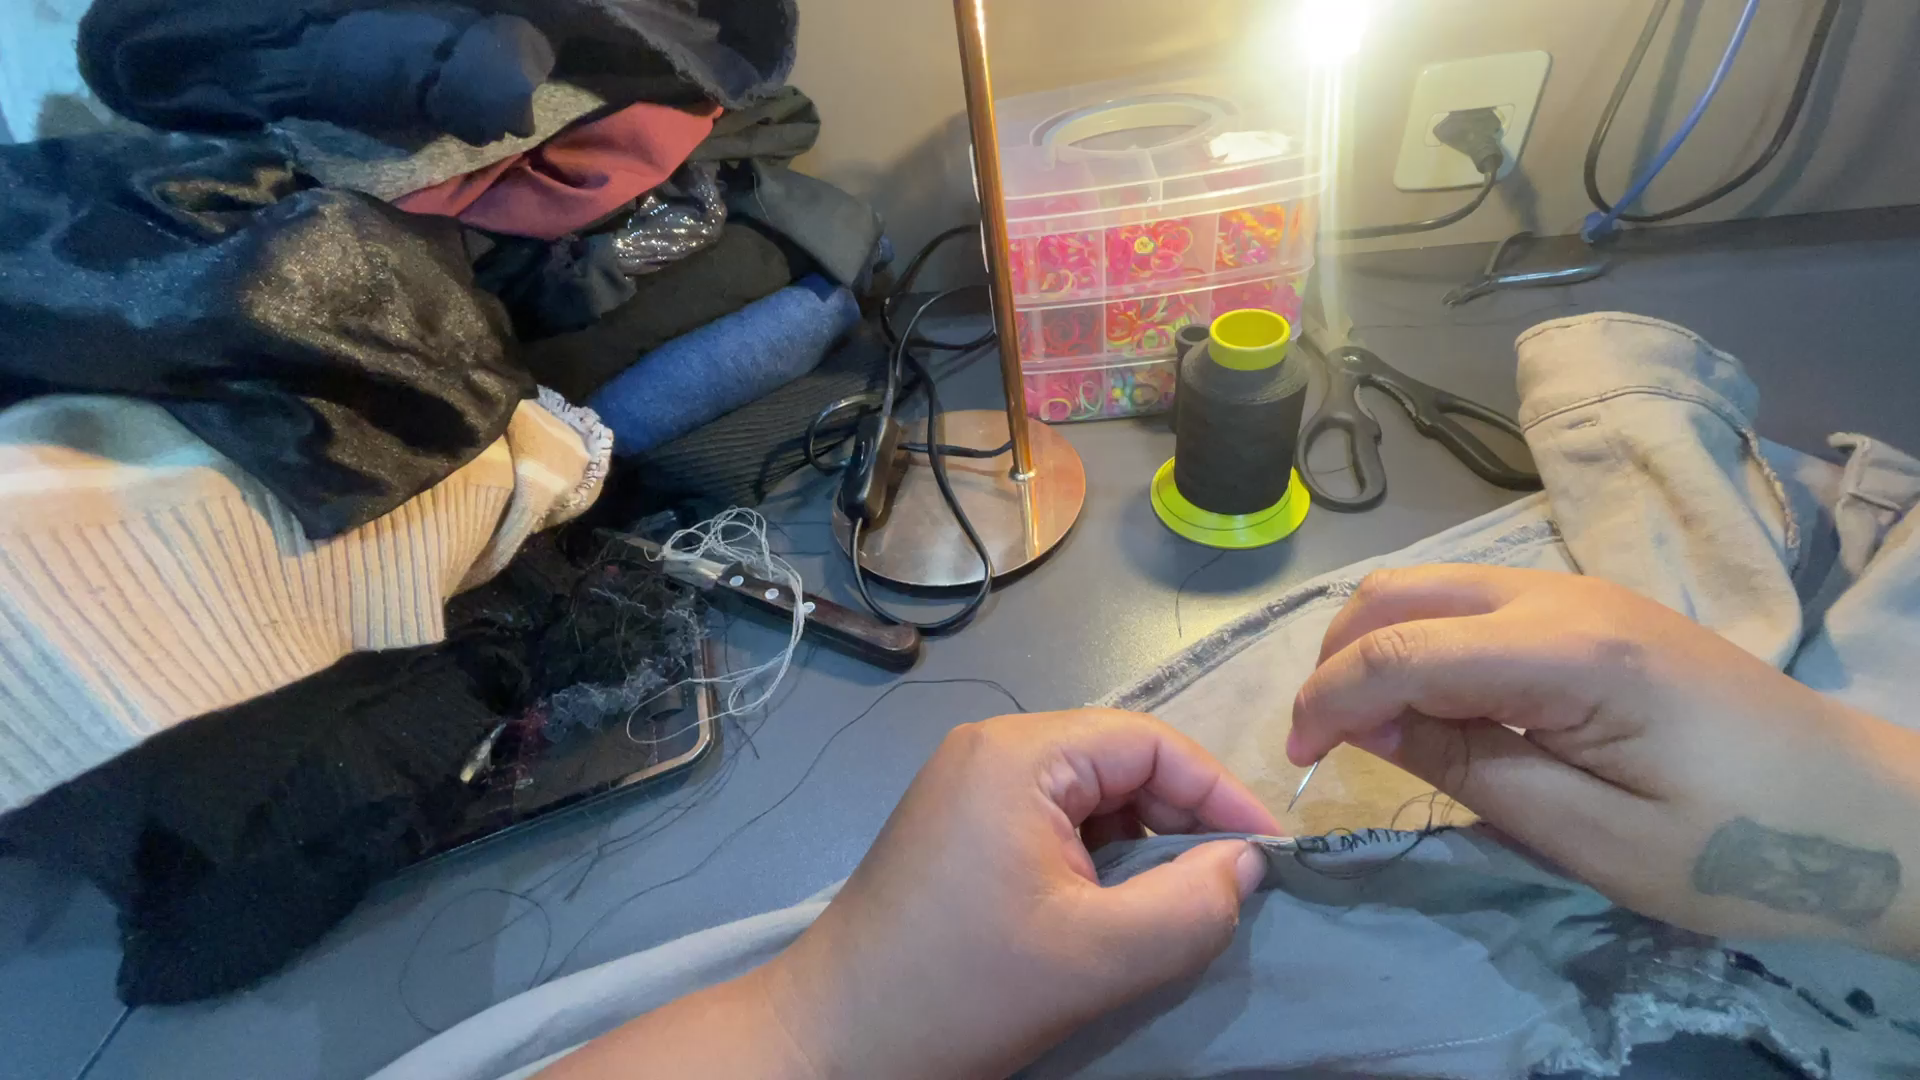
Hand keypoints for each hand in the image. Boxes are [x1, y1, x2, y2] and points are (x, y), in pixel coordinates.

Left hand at [763, 709, 1279, 1079]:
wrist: (837, 1036)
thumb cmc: (961, 987)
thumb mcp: (1093, 956)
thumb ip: (1188, 906)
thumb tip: (1245, 861)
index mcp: (1018, 752)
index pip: (1145, 741)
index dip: (1216, 790)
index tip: (1268, 853)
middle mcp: (992, 747)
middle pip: (1115, 760)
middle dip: (1178, 818)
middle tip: (1226, 886)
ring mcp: (971, 780)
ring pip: (1087, 792)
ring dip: (1139, 841)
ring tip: (1173, 901)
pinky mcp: (963, 818)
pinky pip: (1052, 816)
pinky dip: (1096, 854)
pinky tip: (1112, 902)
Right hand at [1288, 565, 1919, 953]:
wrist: (1878, 818)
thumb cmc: (1741, 846)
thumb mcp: (1588, 834)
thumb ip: (1461, 765)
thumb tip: (1364, 722)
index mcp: (1566, 651)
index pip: (1399, 652)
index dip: (1328, 698)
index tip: (1299, 753)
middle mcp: (1553, 593)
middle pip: (1392, 594)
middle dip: (1335, 659)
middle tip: (1331, 732)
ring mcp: (1564, 588)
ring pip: (1415, 586)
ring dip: (1367, 643)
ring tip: (1370, 716)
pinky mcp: (1571, 602)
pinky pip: (1453, 600)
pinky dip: (1409, 639)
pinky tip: (1427, 696)